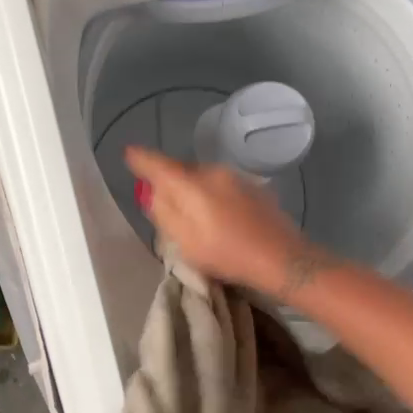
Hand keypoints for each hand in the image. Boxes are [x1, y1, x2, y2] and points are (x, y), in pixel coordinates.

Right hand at [124, 146, 319, 294]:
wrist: (283, 258)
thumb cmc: (228, 254)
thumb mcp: (185, 241)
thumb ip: (164, 212)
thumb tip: (153, 192)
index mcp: (192, 183)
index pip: (158, 164)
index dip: (141, 159)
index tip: (129, 155)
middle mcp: (214, 171)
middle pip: (182, 171)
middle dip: (170, 182)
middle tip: (163, 203)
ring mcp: (237, 177)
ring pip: (203, 179)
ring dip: (194, 191)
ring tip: (193, 217)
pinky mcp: (253, 188)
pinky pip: (222, 186)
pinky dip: (212, 196)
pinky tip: (219, 218)